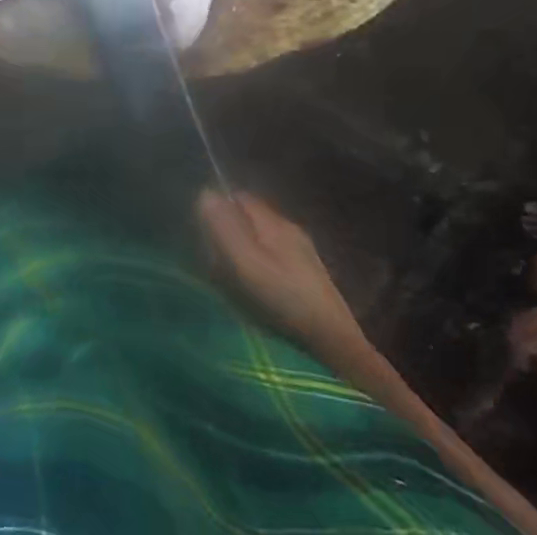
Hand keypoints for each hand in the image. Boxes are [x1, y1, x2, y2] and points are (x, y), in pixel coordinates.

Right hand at [199, 189, 368, 360]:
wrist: (334, 344)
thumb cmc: (283, 298)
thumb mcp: (245, 261)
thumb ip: (223, 226)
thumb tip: (205, 193)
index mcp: (276, 224)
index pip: (238, 197)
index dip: (217, 206)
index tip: (202, 229)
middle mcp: (290, 231)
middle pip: (246, 217)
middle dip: (224, 231)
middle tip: (214, 258)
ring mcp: (300, 253)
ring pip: (255, 237)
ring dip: (237, 250)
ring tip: (229, 277)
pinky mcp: (304, 274)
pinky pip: (267, 256)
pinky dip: (252, 264)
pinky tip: (251, 287)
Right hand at [508, 308, 536, 389]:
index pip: (523, 347)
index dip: (520, 359)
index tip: (522, 369)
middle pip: (516, 333)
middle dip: (516, 347)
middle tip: (523, 360)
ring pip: (516, 323)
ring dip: (516, 335)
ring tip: (524, 348)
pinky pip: (524, 316)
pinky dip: (522, 325)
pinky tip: (529, 334)